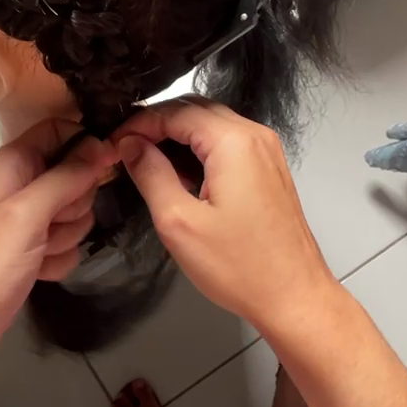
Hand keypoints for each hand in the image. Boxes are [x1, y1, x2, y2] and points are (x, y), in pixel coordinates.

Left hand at [0, 118, 117, 367]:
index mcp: (12, 163)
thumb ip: (67, 175)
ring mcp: (28, 218)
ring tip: (37, 251)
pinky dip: (59, 257)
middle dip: (74, 203)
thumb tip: (103, 143)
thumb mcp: (28, 213)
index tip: (105, 168)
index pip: (59, 130)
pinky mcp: (35, 247)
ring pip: (77, 212)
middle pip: (75, 174)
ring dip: (66, 235)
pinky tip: (38, 270)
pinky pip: (69, 242)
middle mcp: (21, 184)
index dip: (85, 145)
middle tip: (49, 223)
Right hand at [112, 98, 338, 325]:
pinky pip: (227, 144)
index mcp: (233, 142)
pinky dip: (199, 150)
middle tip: (124, 150)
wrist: (294, 297)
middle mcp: (255, 136)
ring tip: (146, 162)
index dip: (138, 123)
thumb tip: (129, 145)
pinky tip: (180, 175)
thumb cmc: (241, 266)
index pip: (175, 111)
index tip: (112, 143)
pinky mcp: (269, 169)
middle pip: (195, 109)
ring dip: (177, 136)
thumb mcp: (179, 221)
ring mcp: (266, 152)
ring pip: (211, 125)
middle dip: (156, 124)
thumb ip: (150, 174)